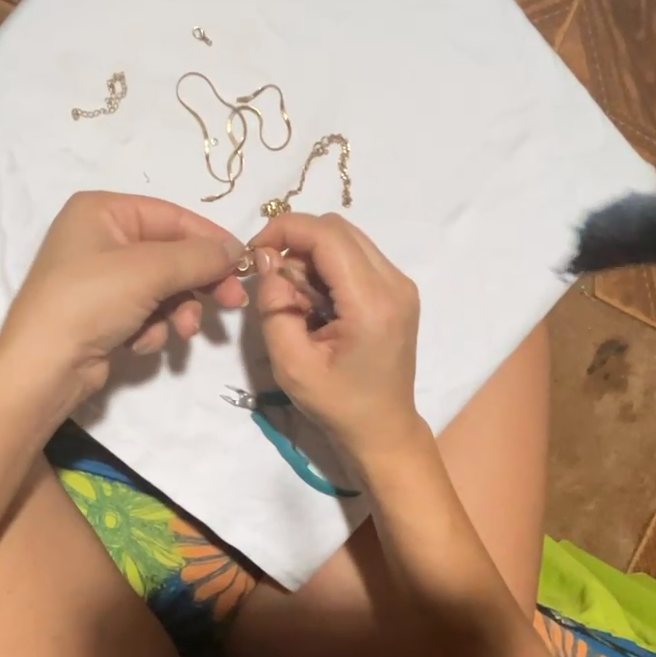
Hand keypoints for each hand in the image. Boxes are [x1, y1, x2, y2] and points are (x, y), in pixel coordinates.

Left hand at [0, 192, 248, 402]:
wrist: (44, 367)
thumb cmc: (90, 302)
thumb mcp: (149, 271)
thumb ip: (198, 256)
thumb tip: (237, 250)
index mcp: (102, 211)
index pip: (172, 217)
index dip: (210, 240)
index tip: (244, 264)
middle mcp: (101, 239)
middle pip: (171, 255)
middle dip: (198, 283)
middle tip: (231, 302)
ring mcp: (102, 280)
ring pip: (164, 289)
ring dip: (178, 312)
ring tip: (182, 332)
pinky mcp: (104, 315)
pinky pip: (146, 313)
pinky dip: (152, 329)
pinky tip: (140, 343)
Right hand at [251, 213, 424, 456]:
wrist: (381, 428)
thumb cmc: (335, 404)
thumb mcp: (291, 364)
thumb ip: (275, 307)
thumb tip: (268, 260)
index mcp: (371, 304)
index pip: (327, 236)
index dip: (285, 230)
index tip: (254, 252)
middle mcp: (395, 283)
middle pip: (338, 228)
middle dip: (297, 243)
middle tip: (275, 282)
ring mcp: (401, 284)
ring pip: (346, 238)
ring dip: (312, 256)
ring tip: (298, 300)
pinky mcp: (398, 290)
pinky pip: (356, 256)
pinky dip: (328, 267)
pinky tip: (319, 304)